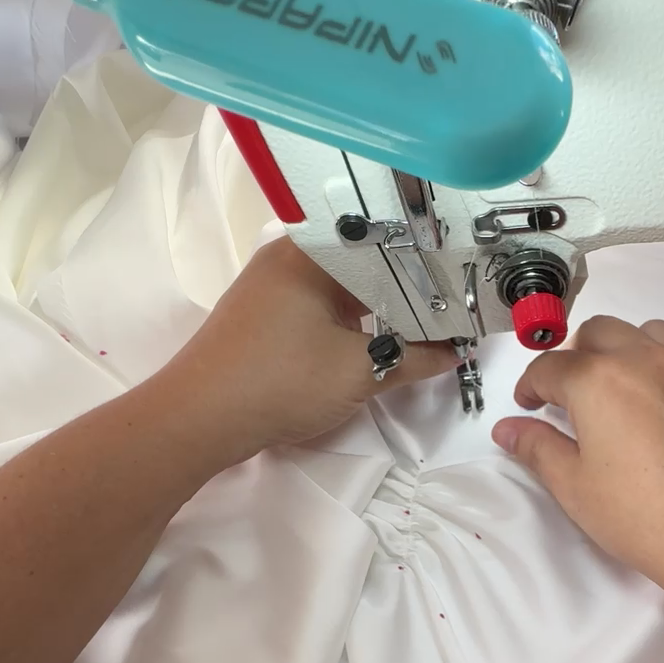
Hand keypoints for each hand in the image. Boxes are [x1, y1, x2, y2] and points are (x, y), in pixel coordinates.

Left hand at [154, 238, 457, 461]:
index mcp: (311, 254)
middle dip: (411, 286)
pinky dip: (358, 319)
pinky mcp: (272, 315)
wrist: (200, 419)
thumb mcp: (361, 372)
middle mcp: (291, 258)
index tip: (464, 281)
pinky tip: (384, 336)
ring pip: (347, 286)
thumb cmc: (281, 382)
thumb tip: (456, 352)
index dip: (428, 262)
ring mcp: (277, 287)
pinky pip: (327, 305)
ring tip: (430, 320)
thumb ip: (416, 359)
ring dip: (384, 306)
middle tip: (457, 303)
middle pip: (366, 263)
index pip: (384, 243)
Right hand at [491, 316, 663, 594]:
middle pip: (599, 333)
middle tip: (567, 398)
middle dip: (574, 358)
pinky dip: (657, 364)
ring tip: (614, 390)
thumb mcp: (575, 488)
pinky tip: (656, 407)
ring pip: (645, 333)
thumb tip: (507, 429)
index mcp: (598, 379)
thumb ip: (538, 448)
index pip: (550, 367)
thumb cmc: (643, 517)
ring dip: (620, 349)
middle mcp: (643, 359)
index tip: (527, 407)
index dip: (530, 386)